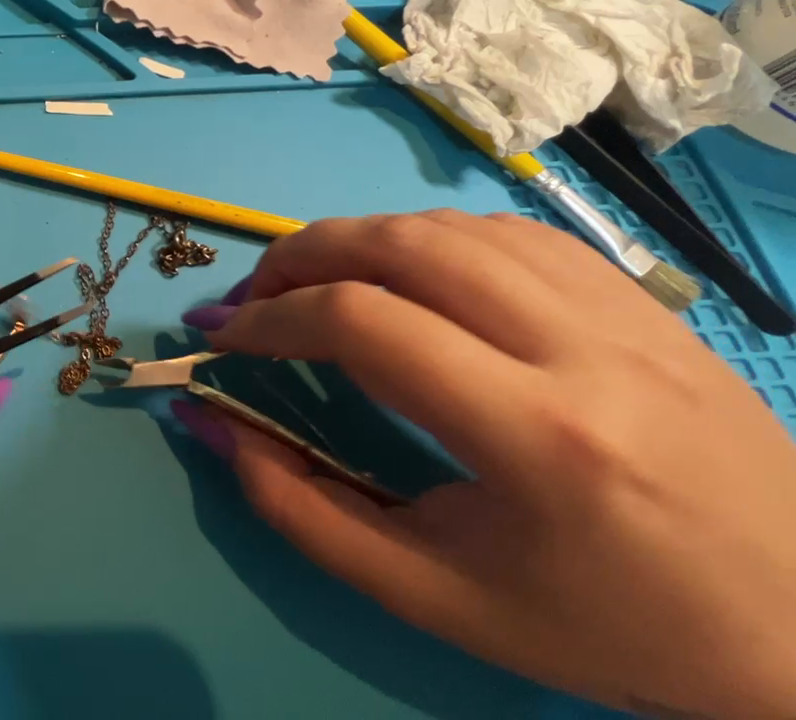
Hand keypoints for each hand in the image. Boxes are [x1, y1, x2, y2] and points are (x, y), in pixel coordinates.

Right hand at [176, 210, 795, 718]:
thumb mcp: (428, 594)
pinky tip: (406, 277)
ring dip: (357, 239)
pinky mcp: (647, 306)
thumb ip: (296, 506)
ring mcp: (626, 316)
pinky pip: (511, 234)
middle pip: (403, 244)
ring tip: (315, 282)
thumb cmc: (608, 626)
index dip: (268, 318)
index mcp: (536, 436)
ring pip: (453, 226)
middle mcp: (583, 350)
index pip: (364, 324)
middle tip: (253, 294)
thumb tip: (205, 420)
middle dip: (298, 255)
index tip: (222, 339)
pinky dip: (428, 238)